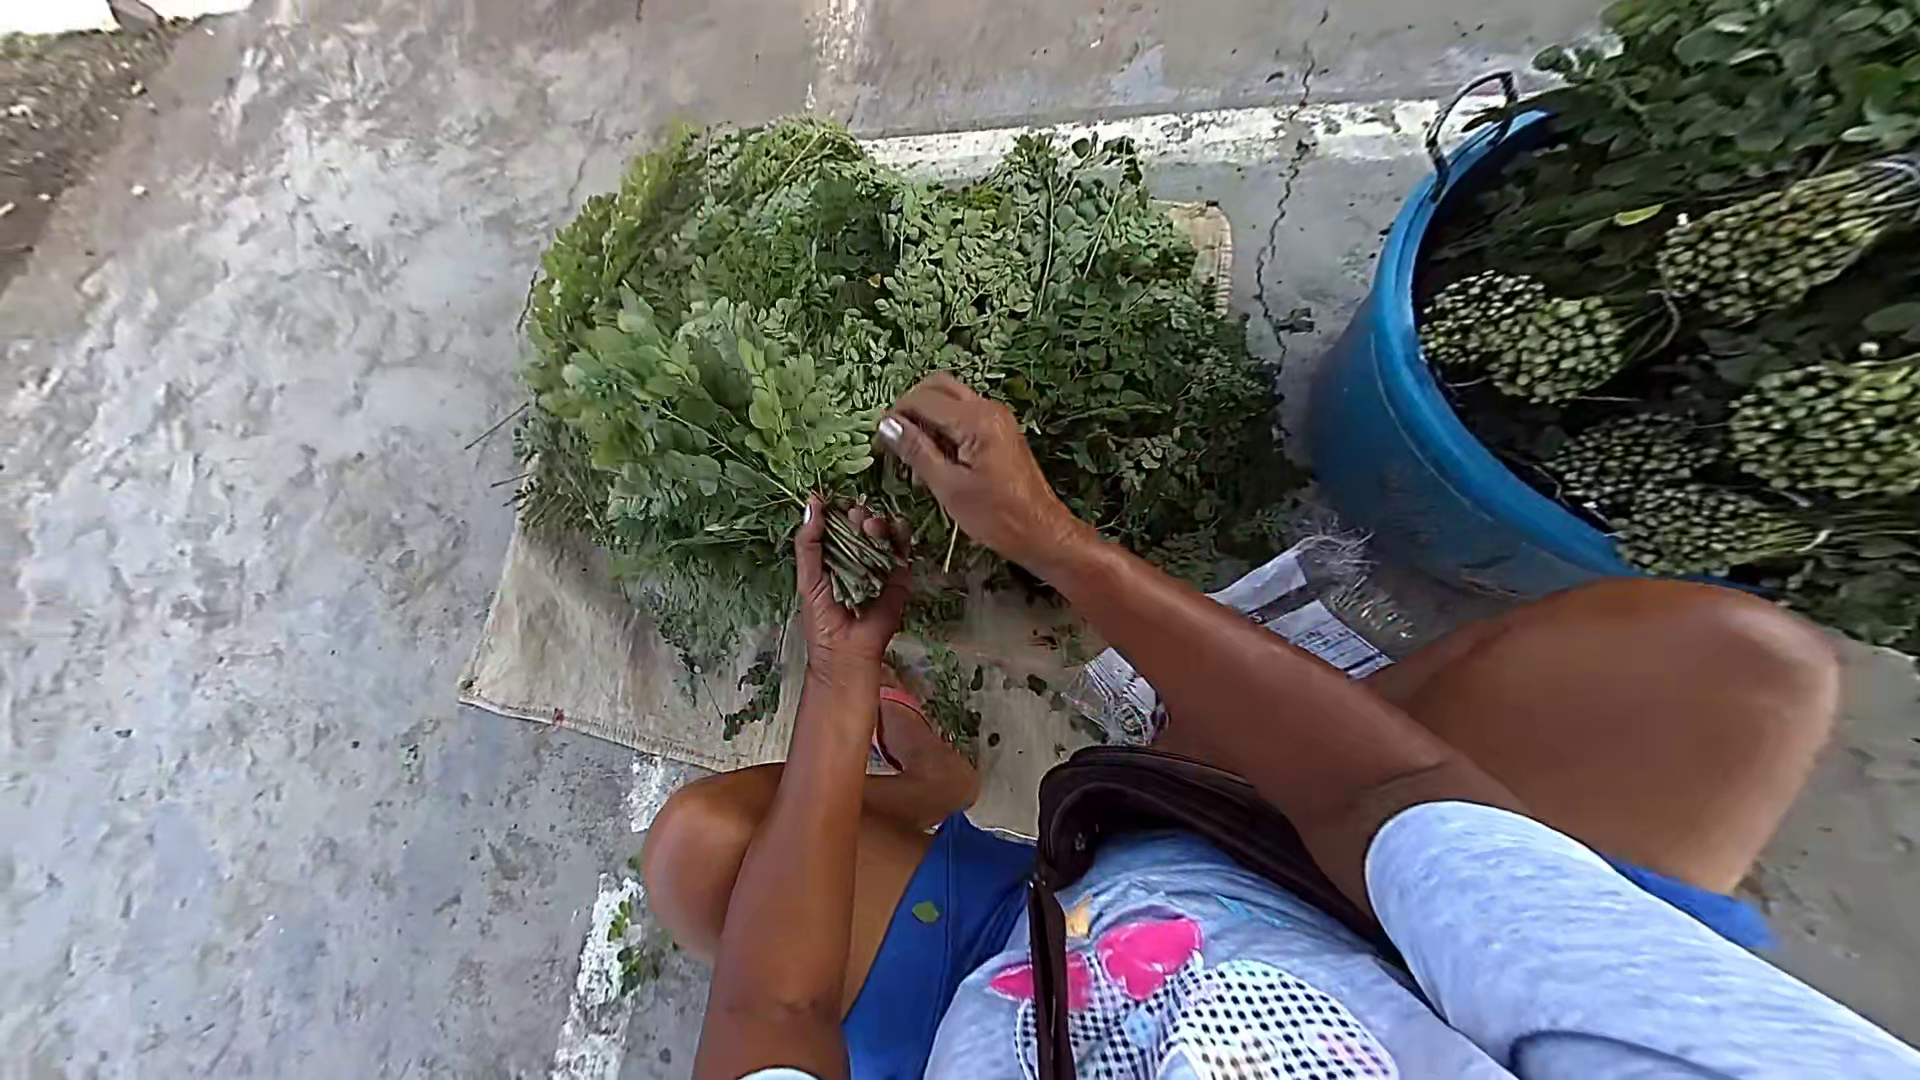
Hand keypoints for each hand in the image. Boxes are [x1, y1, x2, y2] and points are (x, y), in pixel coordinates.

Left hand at [794, 496, 910, 673]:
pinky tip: (896, 527)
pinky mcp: (901, 575)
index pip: (838, 523)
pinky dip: (901, 535)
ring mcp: (880, 564)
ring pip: (884, 533)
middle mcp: (858, 555)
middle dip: (859, 515)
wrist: (847, 650)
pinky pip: (903, 549)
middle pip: (862, 524)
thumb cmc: (822, 618)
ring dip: (879, 523)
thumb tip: (812, 502)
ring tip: (870, 526)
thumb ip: (809, 542)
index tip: (836, 500)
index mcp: (834, 554)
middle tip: (855, 515)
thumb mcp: (808, 577)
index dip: (838, 509)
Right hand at [876, 373, 1089, 570]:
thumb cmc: (995, 516)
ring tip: (913, 456)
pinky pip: (964, 415)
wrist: (1040, 531)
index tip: (880, 442)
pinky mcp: (1000, 431)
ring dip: (927, 417)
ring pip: (950, 398)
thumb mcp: (948, 486)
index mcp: (976, 420)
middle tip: (895, 440)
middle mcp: (988, 409)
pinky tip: (936, 460)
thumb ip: (916, 450)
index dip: (895, 416)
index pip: (922, 399)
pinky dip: (944, 427)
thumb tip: (887, 424)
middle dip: (910, 407)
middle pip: (937, 386)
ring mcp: (997, 418)